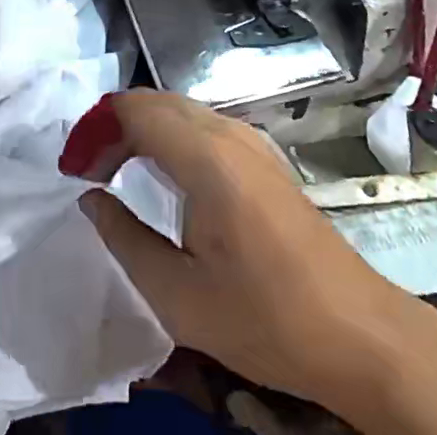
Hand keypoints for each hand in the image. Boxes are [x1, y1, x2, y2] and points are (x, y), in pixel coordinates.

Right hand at [61, 90, 436, 434]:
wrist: (363, 335)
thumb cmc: (267, 319)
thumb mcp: (177, 295)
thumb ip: (123, 238)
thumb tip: (91, 198)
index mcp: (206, 160)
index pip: (133, 110)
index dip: (95, 129)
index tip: (74, 169)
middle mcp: (229, 136)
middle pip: (154, 101)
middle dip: (112, 125)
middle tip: (88, 168)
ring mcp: (253, 144)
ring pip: (179, 110)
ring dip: (139, 129)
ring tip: (114, 170)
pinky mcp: (265, 160)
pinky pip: (201, 126)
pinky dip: (167, 136)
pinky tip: (160, 175)